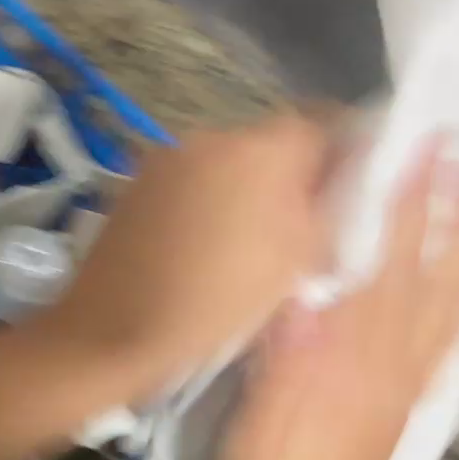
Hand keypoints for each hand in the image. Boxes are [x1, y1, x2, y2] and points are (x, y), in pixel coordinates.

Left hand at [36, 114, 330, 404]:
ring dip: (244, 194)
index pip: (328, 125)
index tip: (346, 204)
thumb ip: (330, 204)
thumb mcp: (296, 260)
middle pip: (271, 146)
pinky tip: (198, 251)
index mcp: (261, 146)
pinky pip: (186, 185)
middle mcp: (209, 137)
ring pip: (226, 167)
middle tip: (298, 235)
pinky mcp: (131, 187)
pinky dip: (202, 207)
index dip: (345, 161)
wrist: (108, 334)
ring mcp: (162, 160)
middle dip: (290, 180)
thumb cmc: (212, 305)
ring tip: (244, 250)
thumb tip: (350, 175)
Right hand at [218, 144, 458, 459]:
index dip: (396, 210)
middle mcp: (393, 365)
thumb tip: (304, 294)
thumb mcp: (258, 425)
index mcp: (351, 365)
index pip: (381, 273)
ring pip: (450, 300)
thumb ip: (283, 363)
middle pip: (427, 276)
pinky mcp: (406, 396)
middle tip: (455, 145)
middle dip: (441, 209)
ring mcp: (406, 381)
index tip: (406, 150)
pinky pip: (453, 336)